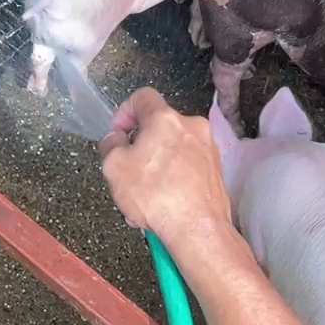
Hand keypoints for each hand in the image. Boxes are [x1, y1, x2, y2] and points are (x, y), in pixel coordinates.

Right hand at [99, 88, 234, 253]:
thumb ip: (109, 145)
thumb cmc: (156, 196)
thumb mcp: (113, 167)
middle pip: (158, 126)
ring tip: (144, 194)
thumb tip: (115, 139)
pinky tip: (162, 202)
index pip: (142, 97)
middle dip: (140, 146)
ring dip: (155, 165)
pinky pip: (186, 166)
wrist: (197, 228)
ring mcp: (207, 148)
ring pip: (172, 149)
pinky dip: (172, 178)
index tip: (118, 134)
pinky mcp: (215, 170)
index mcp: (165, 119)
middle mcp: (191, 127)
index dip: (123, 112)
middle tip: (128, 170)